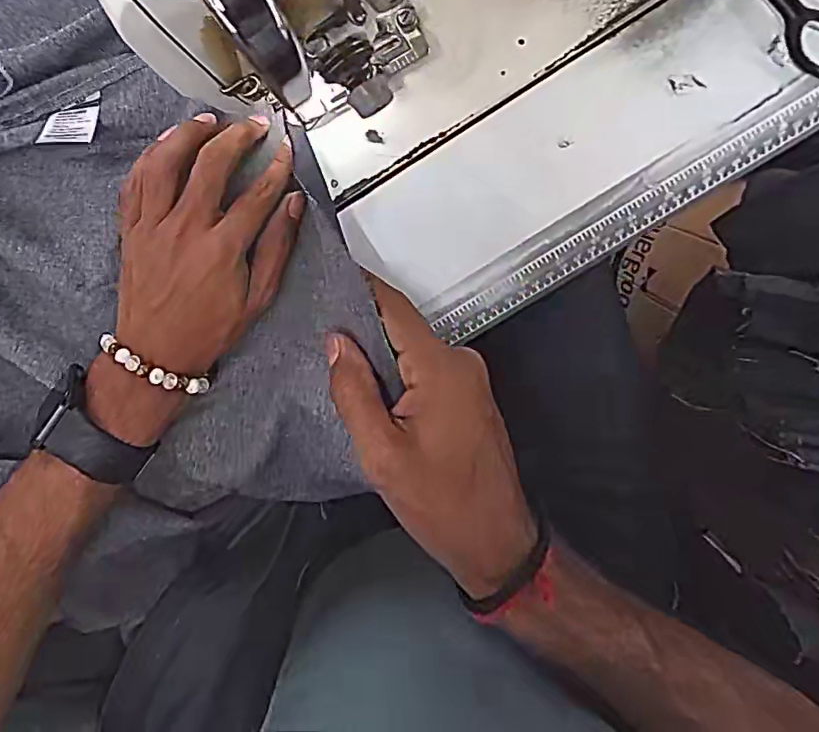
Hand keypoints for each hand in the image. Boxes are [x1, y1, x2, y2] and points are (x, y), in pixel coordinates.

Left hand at [87, 113, 305, 446]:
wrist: (155, 354)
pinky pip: (134, 183)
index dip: (276, 167)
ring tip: (206, 122)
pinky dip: (149, 157)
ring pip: (164, 163)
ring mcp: (152, 227)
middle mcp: (184, 231)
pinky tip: (165, 144)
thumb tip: (291, 206)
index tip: (285, 151)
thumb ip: (277, 248)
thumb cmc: (205, 330)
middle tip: (253, 127)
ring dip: (186, 135)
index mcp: (220, 250)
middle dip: (237, 137)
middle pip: (211, 165)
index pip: (256, 194)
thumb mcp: (256, 298)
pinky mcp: (131, 230)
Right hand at [326, 277, 539, 598]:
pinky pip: (423, 365)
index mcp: (441, 368)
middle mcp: (460, 361)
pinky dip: (396, 369)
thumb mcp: (382, 454)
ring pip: (410, 347)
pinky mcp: (468, 392)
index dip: (359, 287)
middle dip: (361, 325)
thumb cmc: (442, 504)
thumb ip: (354, 391)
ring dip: (377, 352)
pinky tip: (374, 389)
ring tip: (340, 363)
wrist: (497, 544)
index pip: (393, 307)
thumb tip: (336, 341)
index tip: (328, 274)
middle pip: (400, 325)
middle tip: (320, 330)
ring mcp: (468, 376)